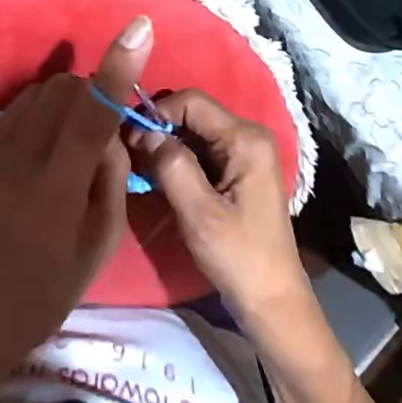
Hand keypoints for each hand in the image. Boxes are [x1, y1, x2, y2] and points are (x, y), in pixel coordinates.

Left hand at [0, 16, 151, 368]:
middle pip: (61, 91)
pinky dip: (32, 122)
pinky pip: (10, 113)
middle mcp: (12, 167)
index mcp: (53, 197)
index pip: (90, 120)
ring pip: (35, 94)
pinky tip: (28, 158)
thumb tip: (111, 119)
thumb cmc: (51, 283)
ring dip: (59, 104)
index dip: (116, 72)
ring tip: (59, 144)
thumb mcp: (101, 239)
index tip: (138, 29)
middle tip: (94, 125)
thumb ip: (112, 172)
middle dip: (87, 93)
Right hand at [128, 88, 307, 322]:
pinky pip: (200, 149)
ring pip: (193, 130)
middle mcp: (248, 135)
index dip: (157, 112)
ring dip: (165, 143)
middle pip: (193, 112)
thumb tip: (143, 131)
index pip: (192, 101)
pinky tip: (157, 175)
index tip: (129, 137)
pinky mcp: (237, 170)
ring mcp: (244, 153)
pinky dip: (177, 158)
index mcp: (246, 139)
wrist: (272, 302)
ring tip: (138, 164)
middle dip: (159, 127)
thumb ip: (171, 165)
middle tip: (129, 152)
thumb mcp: (198, 213)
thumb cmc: (238, 257)